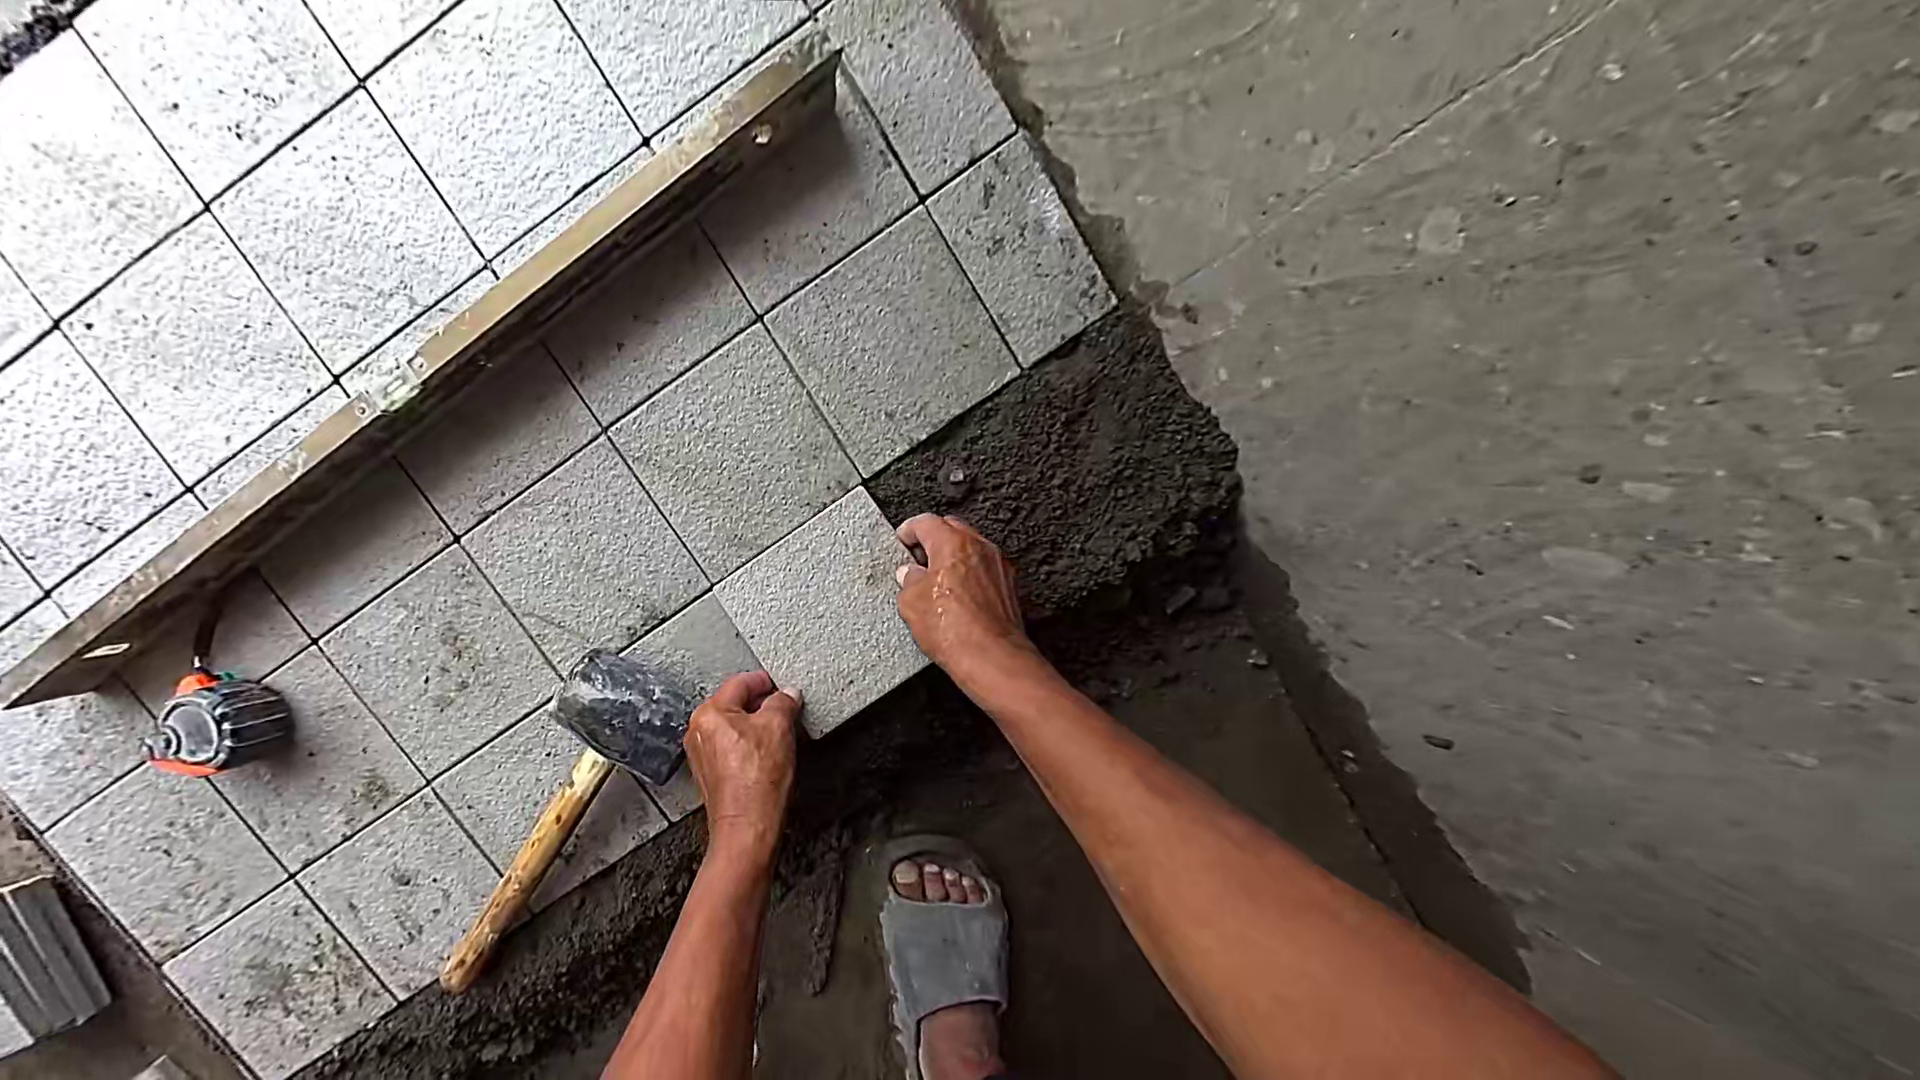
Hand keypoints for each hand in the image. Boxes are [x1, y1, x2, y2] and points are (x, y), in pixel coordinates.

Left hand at [685, 671, 800, 859]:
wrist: (749, 826)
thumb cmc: (757, 782)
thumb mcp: (780, 726)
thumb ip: (784, 701)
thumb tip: (787, 695)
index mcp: (709, 713)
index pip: (742, 682)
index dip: (768, 681)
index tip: (783, 685)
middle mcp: (699, 731)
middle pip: (737, 703)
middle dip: (764, 705)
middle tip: (787, 710)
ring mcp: (703, 754)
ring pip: (737, 726)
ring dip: (759, 726)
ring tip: (781, 735)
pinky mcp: (712, 773)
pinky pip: (734, 747)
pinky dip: (752, 746)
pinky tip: (770, 756)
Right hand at [893, 514, 1035, 679]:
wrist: (991, 657)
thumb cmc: (957, 631)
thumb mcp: (911, 603)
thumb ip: (907, 580)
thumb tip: (909, 576)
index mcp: (953, 543)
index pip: (925, 521)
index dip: (908, 529)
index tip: (902, 539)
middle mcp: (979, 547)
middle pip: (952, 529)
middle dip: (932, 540)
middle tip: (917, 558)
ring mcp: (997, 565)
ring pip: (971, 549)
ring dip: (953, 558)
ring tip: (937, 581)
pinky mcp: (1008, 586)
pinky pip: (984, 570)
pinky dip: (970, 575)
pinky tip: (959, 597)